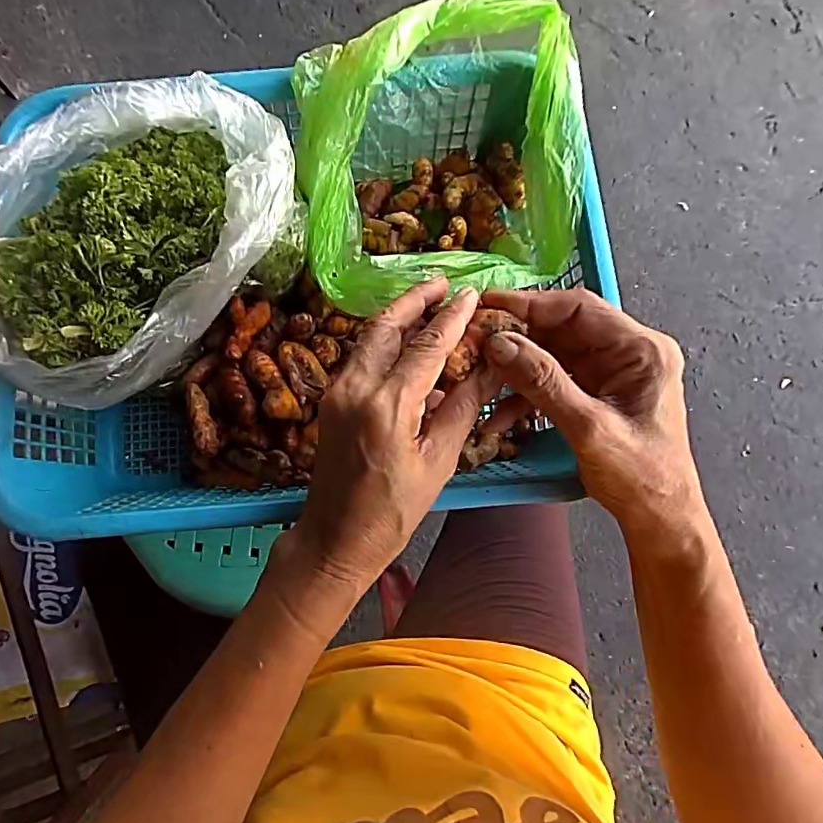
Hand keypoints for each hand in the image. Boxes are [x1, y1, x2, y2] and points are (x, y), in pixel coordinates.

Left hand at [287, 277, 501, 597]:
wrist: (334, 539)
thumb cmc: (394, 510)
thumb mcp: (439, 460)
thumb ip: (463, 406)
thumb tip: (491, 368)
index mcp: (388, 404)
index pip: (427, 346)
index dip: (452, 317)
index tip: (471, 293)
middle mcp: (356, 387)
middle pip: (387, 326)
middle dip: (416, 299)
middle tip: (444, 283)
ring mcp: (337, 391)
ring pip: (370, 338)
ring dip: (400, 317)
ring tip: (429, 304)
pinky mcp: (331, 400)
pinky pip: (362, 358)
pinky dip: (387, 343)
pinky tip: (409, 346)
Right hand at [479, 288, 702, 535]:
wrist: (660, 518)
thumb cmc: (643, 478)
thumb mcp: (589, 428)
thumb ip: (543, 382)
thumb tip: (502, 344)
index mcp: (643, 350)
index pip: (580, 309)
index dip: (531, 303)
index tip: (491, 305)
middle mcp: (632, 354)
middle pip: (565, 329)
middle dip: (520, 337)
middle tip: (479, 341)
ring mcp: (615, 375)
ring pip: (557, 355)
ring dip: (520, 368)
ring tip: (484, 378)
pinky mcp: (601, 395)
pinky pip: (558, 381)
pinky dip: (530, 393)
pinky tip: (503, 412)